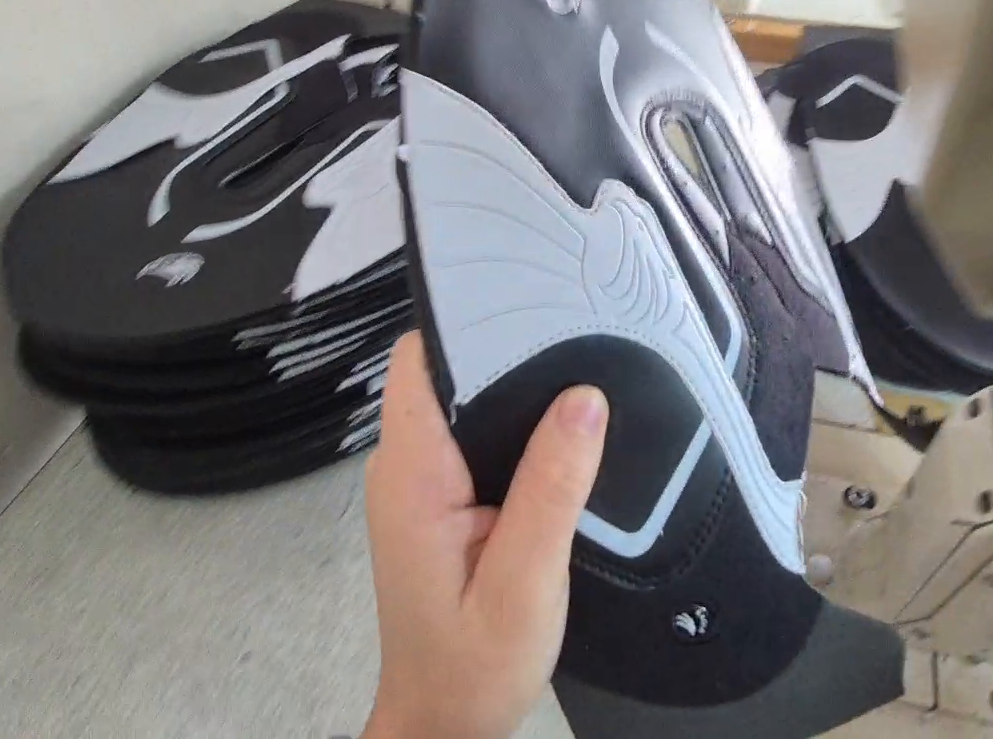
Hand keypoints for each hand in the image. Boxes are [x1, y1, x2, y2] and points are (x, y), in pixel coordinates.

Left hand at [360, 334, 608, 738]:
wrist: (445, 724)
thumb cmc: (475, 663)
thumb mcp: (525, 582)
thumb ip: (552, 489)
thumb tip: (585, 397)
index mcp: (413, 473)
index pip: (418, 362)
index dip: (464, 321)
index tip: (528, 296)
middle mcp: (407, 464)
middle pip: (443, 370)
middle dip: (502, 341)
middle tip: (574, 319)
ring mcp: (422, 479)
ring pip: (462, 398)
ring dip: (513, 380)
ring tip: (578, 358)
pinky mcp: (442, 495)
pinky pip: (475, 431)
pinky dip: (515, 416)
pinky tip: (561, 416)